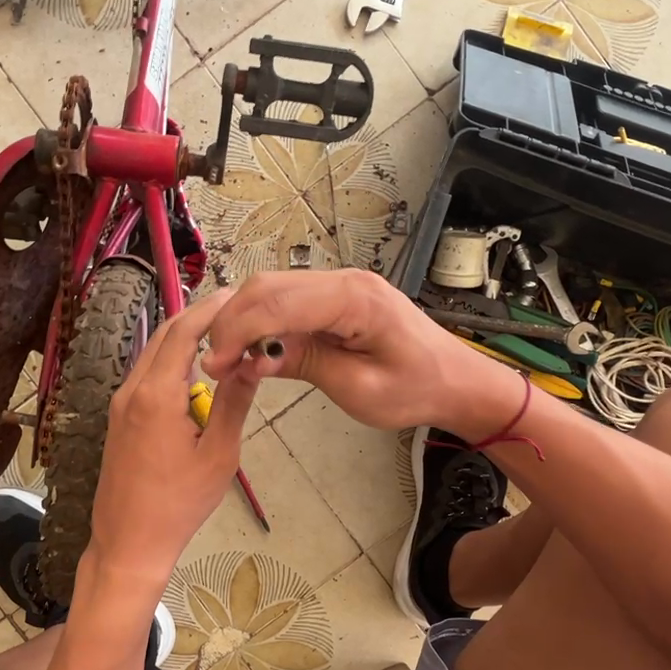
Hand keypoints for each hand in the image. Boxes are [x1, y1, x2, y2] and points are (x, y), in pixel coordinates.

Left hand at [84, 289, 258, 591]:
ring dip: (183, 340)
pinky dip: (170, 363)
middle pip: (163, 337)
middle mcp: (131, 390)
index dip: (209, 310)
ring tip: (219, 335)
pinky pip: (145, 376)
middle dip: (196, 318)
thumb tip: (252, 360)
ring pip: (152, 355)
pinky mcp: (118, 419)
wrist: (128, 543)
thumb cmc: (179, 504)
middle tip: (232, 309)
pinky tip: (193, 371)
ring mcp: (119, 404)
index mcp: (156, 395)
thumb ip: (234, 402)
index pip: (183, 333)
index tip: (235, 295)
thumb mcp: (218, 455)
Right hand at [200, 269, 519, 436]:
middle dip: (233, 324)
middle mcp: (344, 280)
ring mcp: (339, 286)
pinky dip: (262, 324)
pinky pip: (287, 303)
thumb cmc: (418, 388)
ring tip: (228, 362)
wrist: (456, 381)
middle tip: (215, 365)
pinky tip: (253, 352)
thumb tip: (253, 360)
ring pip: (272, 291)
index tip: (215, 366)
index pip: (278, 303)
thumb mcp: (360, 388)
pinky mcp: (336, 299)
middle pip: (268, 287)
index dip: (239, 332)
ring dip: (243, 323)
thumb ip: (305, 365)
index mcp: (355, 298)